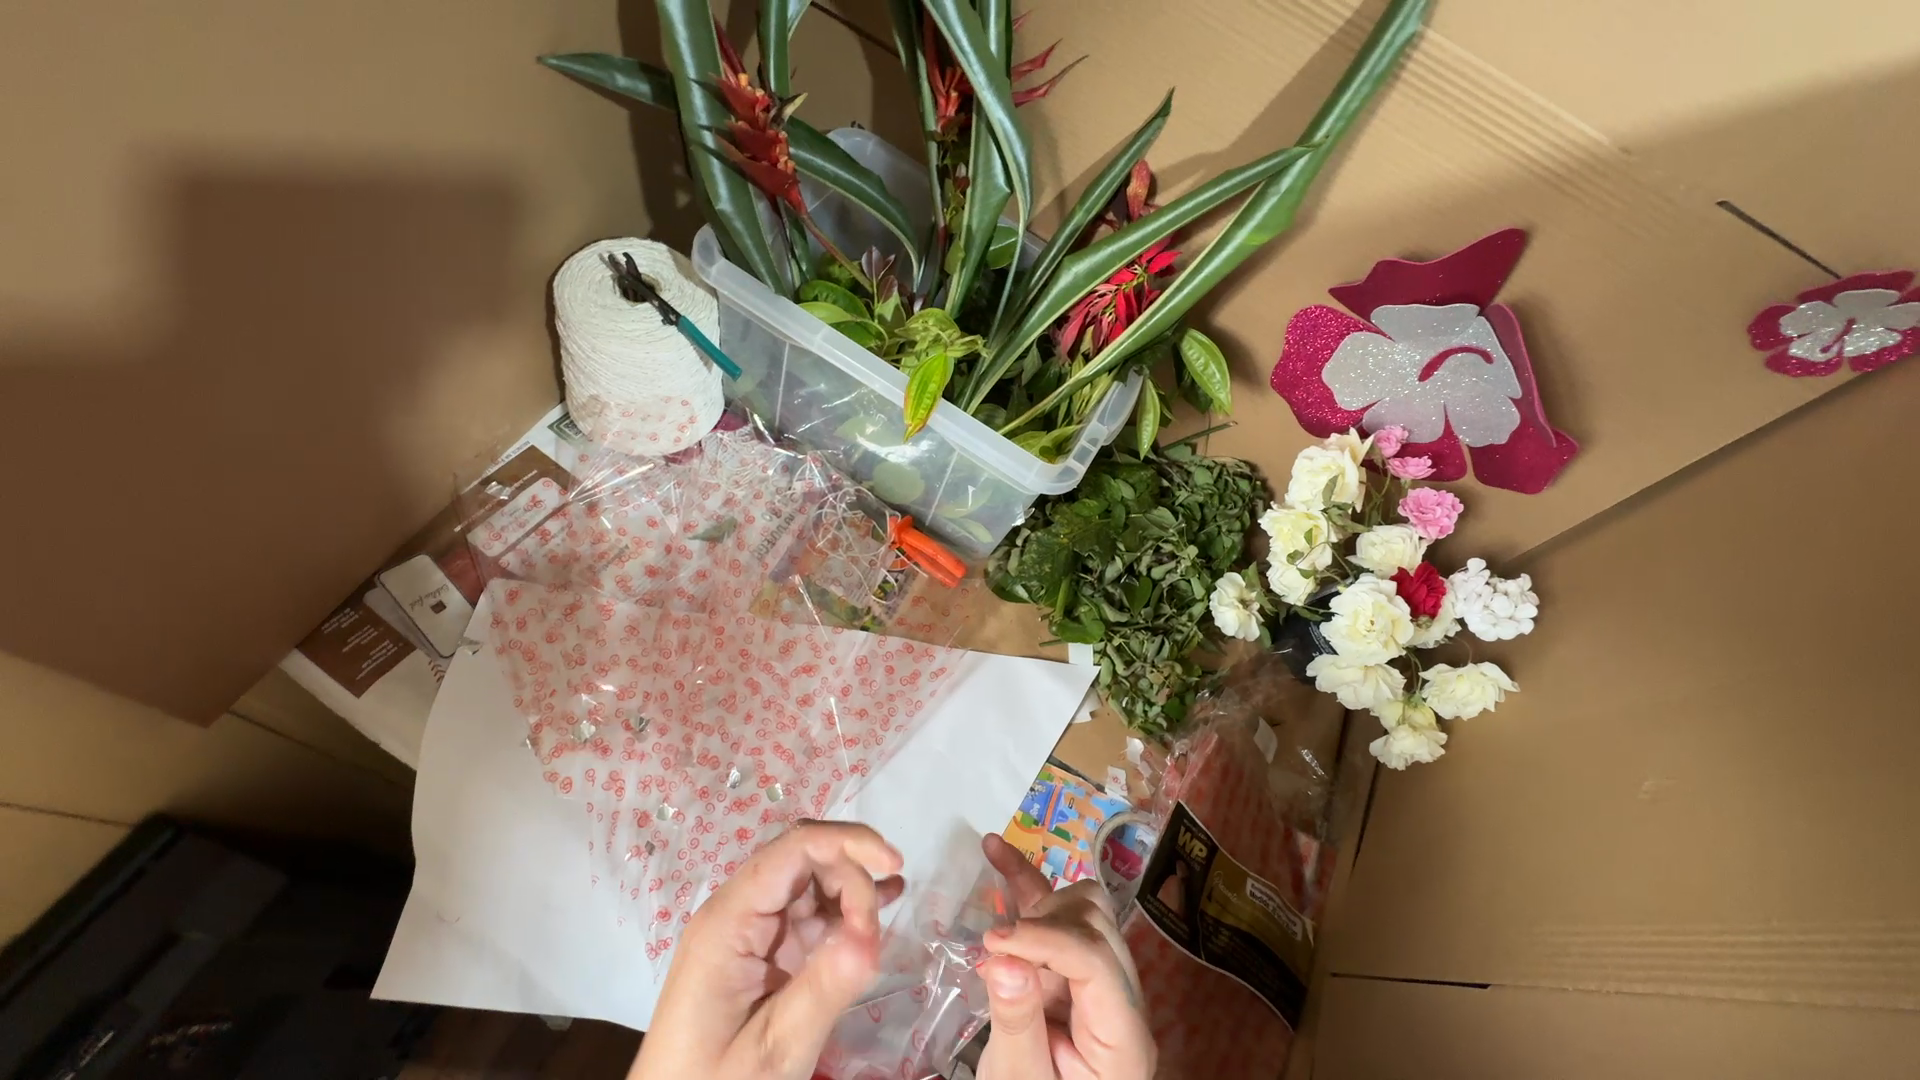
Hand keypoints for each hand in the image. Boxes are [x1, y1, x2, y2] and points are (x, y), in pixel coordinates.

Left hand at [630, 822, 904, 1079]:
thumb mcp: (770, 1049)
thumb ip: (821, 990)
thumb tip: (871, 936)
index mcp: (730, 919)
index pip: (794, 848)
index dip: (848, 843)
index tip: (893, 865)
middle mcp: (738, 911)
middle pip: (805, 858)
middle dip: (852, 875)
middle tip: (877, 932)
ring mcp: (752, 929)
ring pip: (812, 882)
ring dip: (853, 890)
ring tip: (886, 919)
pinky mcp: (765, 951)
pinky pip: (809, 911)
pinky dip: (845, 906)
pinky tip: (882, 905)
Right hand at [976, 835, 1155, 1079]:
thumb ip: (1018, 1024)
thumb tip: (1005, 957)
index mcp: (1123, 1035)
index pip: (1096, 960)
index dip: (1044, 939)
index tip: (993, 943)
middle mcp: (1121, 996)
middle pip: (1096, 926)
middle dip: (1043, 924)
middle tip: (996, 948)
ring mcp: (1098, 977)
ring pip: (1084, 907)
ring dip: (1039, 904)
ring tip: (999, 928)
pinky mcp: (1068, 967)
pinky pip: (1055, 912)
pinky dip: (1024, 882)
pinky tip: (993, 850)